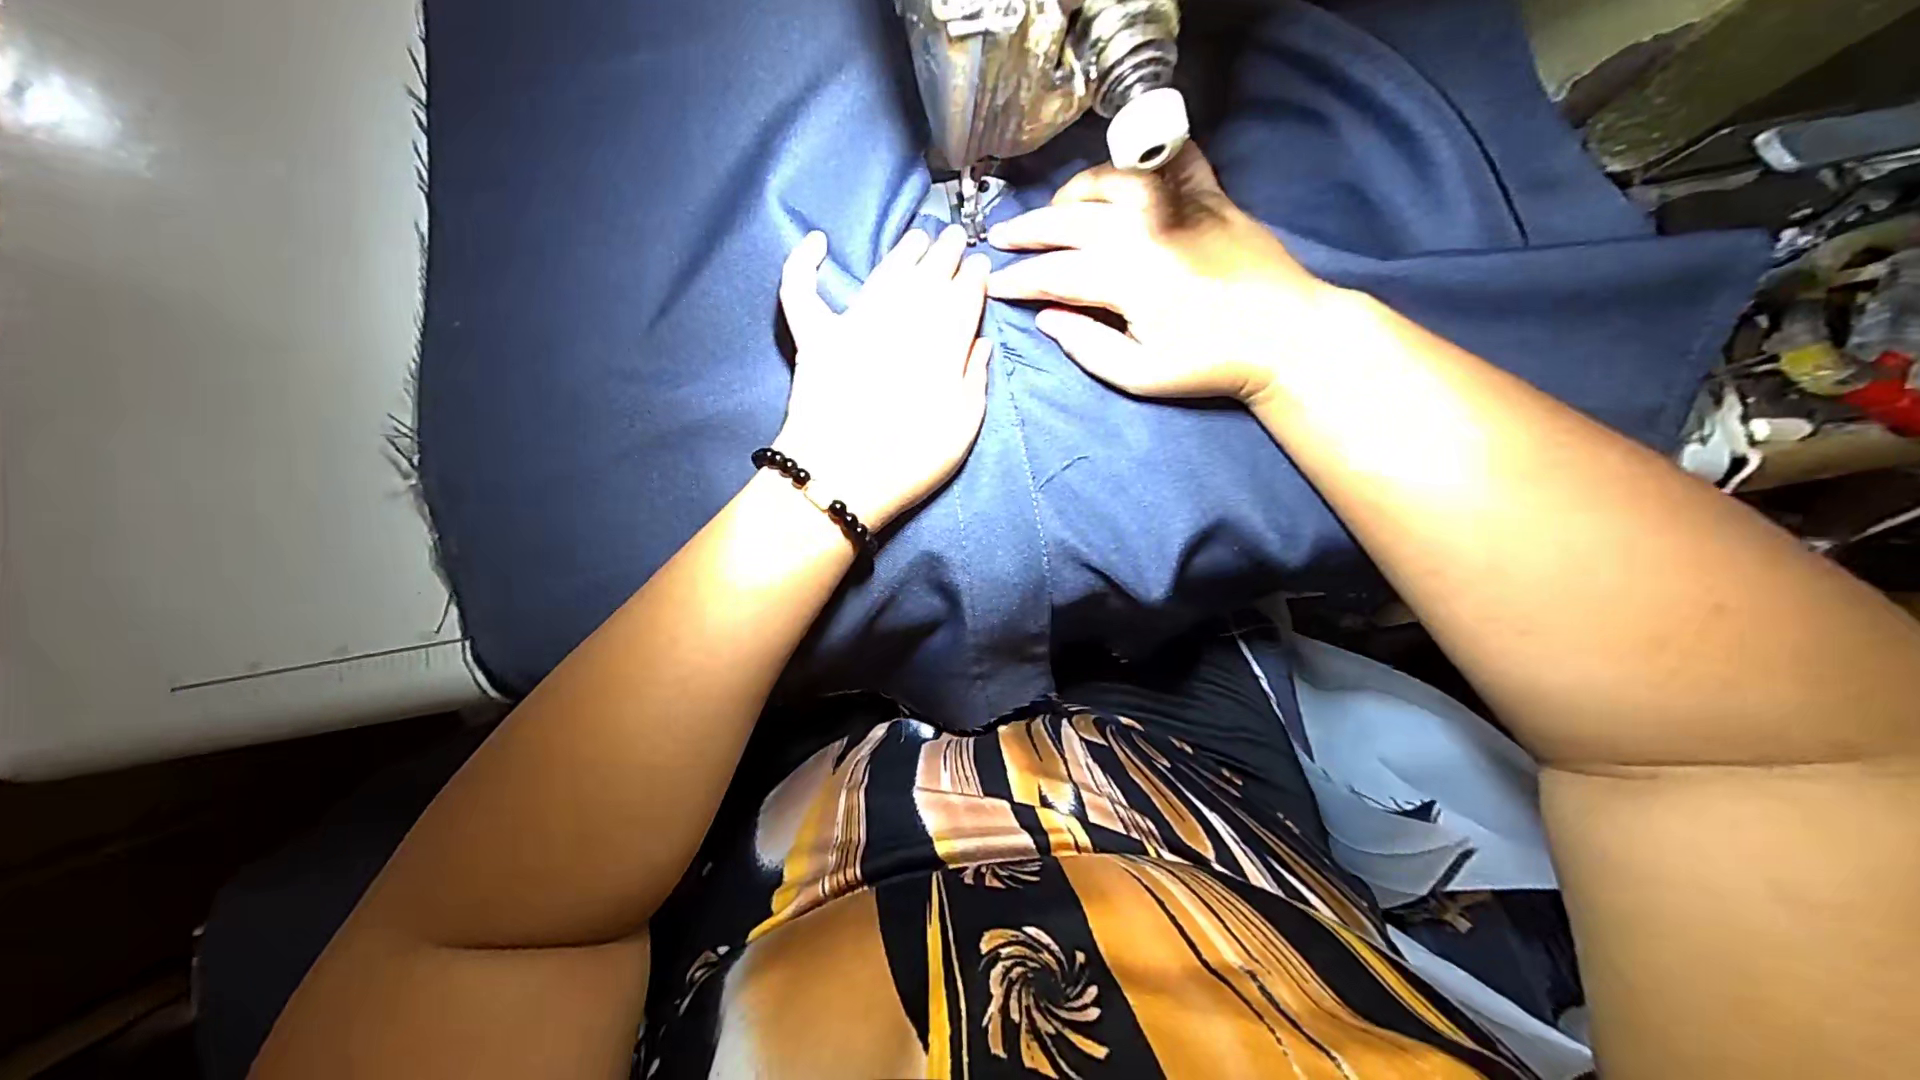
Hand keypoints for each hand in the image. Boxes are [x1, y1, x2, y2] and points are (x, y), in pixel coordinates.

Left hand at [775, 226, 993, 529]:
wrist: (842, 478)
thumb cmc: (911, 459)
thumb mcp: (964, 425)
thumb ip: (976, 377)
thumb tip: (981, 342)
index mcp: (944, 339)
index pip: (964, 293)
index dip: (973, 274)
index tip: (979, 263)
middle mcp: (902, 318)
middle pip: (928, 274)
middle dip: (945, 252)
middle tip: (954, 237)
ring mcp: (854, 322)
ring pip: (883, 272)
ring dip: (903, 250)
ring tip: (917, 238)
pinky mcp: (815, 335)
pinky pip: (802, 290)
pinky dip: (803, 263)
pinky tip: (815, 241)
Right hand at [986, 144, 1336, 405]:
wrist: (1285, 334)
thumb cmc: (1209, 362)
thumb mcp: (1139, 373)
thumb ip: (1086, 345)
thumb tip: (1046, 318)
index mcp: (1124, 276)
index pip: (1054, 273)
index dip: (1017, 279)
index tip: (992, 283)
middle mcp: (1143, 229)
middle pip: (1069, 220)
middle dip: (1027, 230)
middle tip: (1000, 238)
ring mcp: (1176, 204)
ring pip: (1108, 180)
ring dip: (1073, 193)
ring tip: (1056, 210)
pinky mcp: (1208, 194)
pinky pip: (1168, 160)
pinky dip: (1141, 162)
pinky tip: (1126, 176)